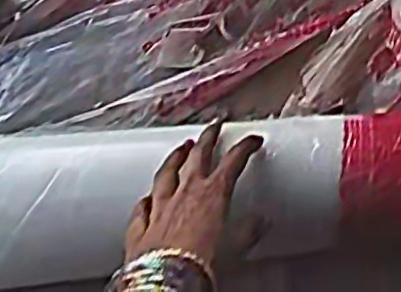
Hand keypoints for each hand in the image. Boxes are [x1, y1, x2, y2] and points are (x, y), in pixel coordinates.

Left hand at [125, 123, 265, 277]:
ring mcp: (161, 209)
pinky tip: (145, 197)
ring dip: (175, 158)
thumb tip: (260, 223)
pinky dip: (145, 201)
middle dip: (208, 136)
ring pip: (167, 174)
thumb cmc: (201, 268)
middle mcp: (187, 193)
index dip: (246, 146)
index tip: (253, 140)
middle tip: (214, 126)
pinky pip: (141, 210)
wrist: (164, 290)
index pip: (235, 159)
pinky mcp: (140, 231)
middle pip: (198, 154)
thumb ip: (248, 231)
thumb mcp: (235, 249)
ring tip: (181, 147)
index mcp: (214, 193)